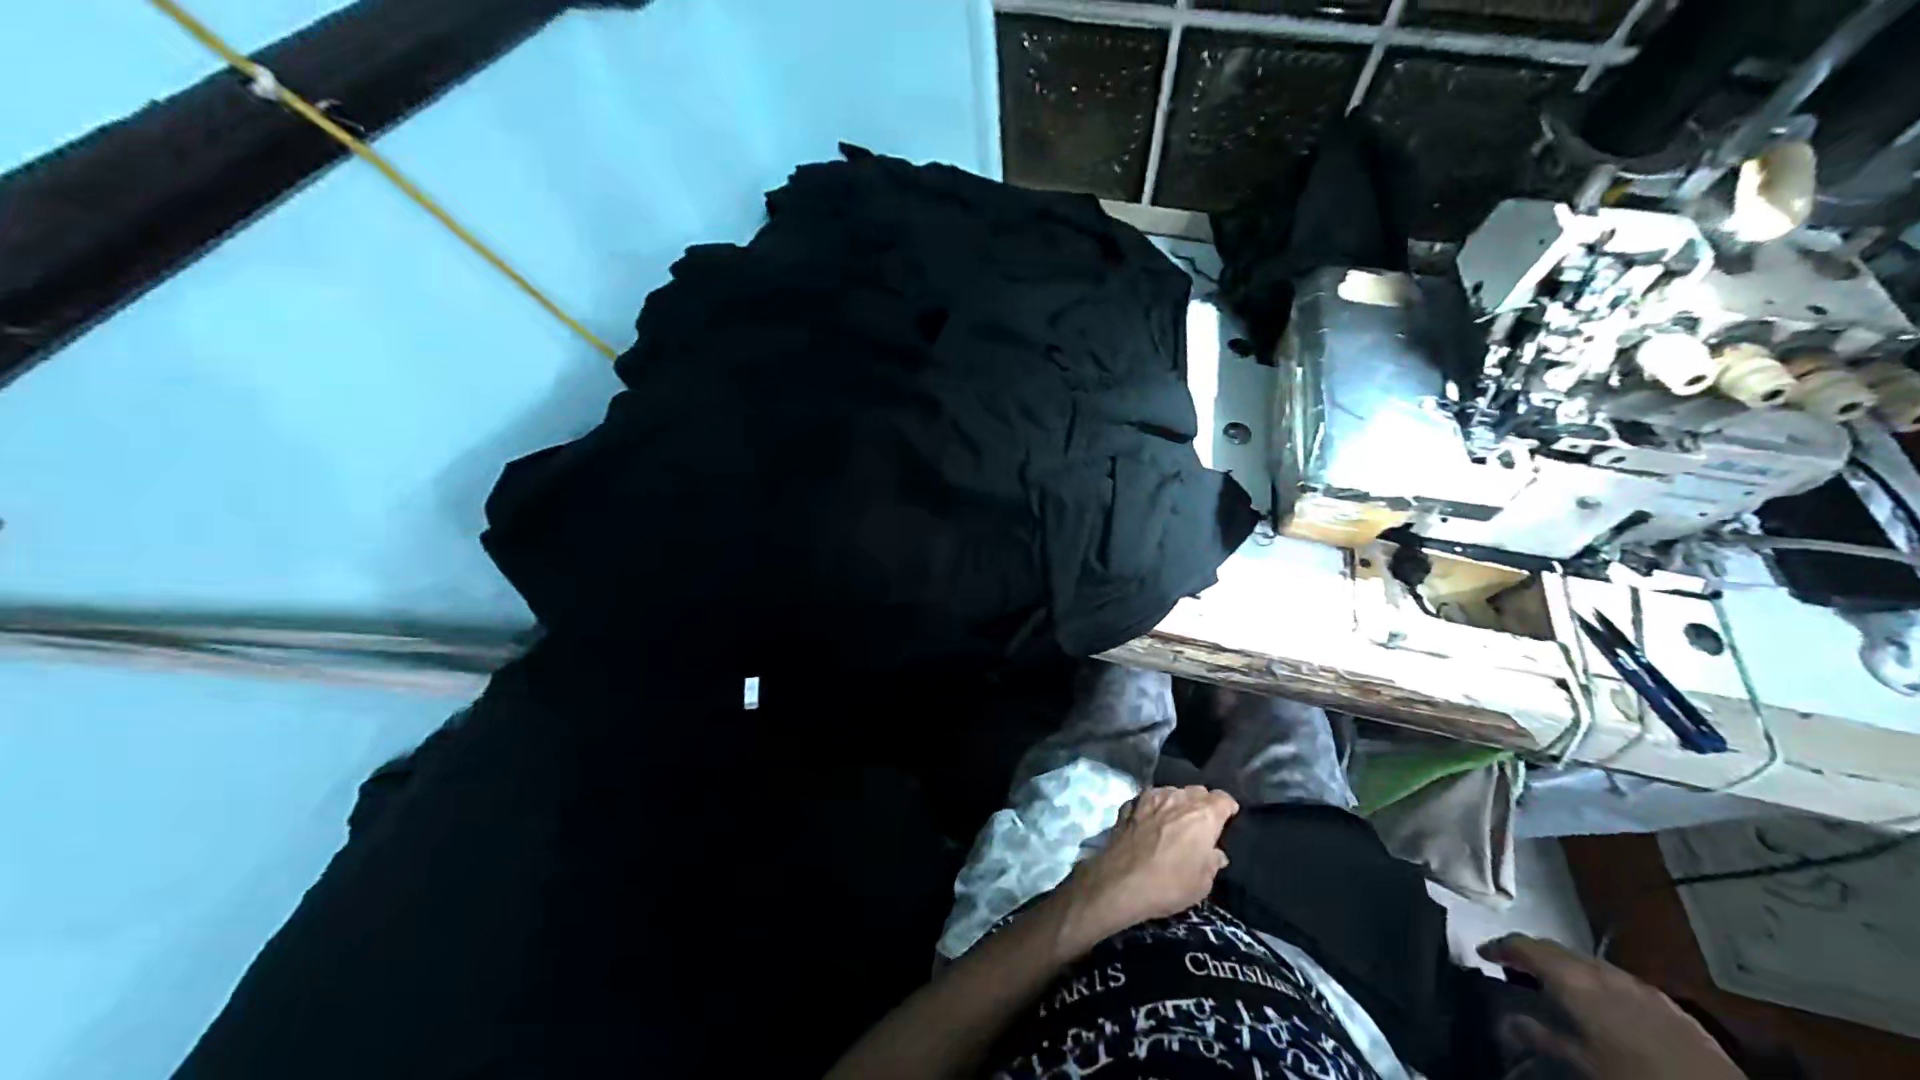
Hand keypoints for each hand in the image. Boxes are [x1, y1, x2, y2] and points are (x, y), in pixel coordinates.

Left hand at [1052, 786, 1238, 955]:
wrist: (1121, 882)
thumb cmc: (1170, 884)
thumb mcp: (1203, 883)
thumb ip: (1212, 862)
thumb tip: (1214, 853)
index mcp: (1203, 814)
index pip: (1223, 798)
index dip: (1227, 807)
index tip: (1227, 818)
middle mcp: (1177, 798)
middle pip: (1197, 791)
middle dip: (1202, 804)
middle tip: (1200, 824)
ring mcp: (1150, 797)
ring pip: (1171, 792)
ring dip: (1176, 803)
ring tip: (1174, 822)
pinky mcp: (1129, 804)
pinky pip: (1148, 800)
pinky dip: (1153, 809)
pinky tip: (1150, 824)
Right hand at [1478, 934, 1745, 1079]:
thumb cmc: (1634, 1077)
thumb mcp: (1580, 1062)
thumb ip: (1540, 1035)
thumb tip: (1507, 1018)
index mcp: (1572, 979)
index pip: (1523, 945)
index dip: (1499, 946)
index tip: (1483, 954)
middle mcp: (1600, 970)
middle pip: (1554, 948)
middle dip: (1530, 954)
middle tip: (1513, 968)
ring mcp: (1637, 984)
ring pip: (1587, 962)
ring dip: (1564, 966)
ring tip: (1554, 986)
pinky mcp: (1666, 1002)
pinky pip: (1617, 980)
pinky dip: (1596, 982)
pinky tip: (1602, 1006)